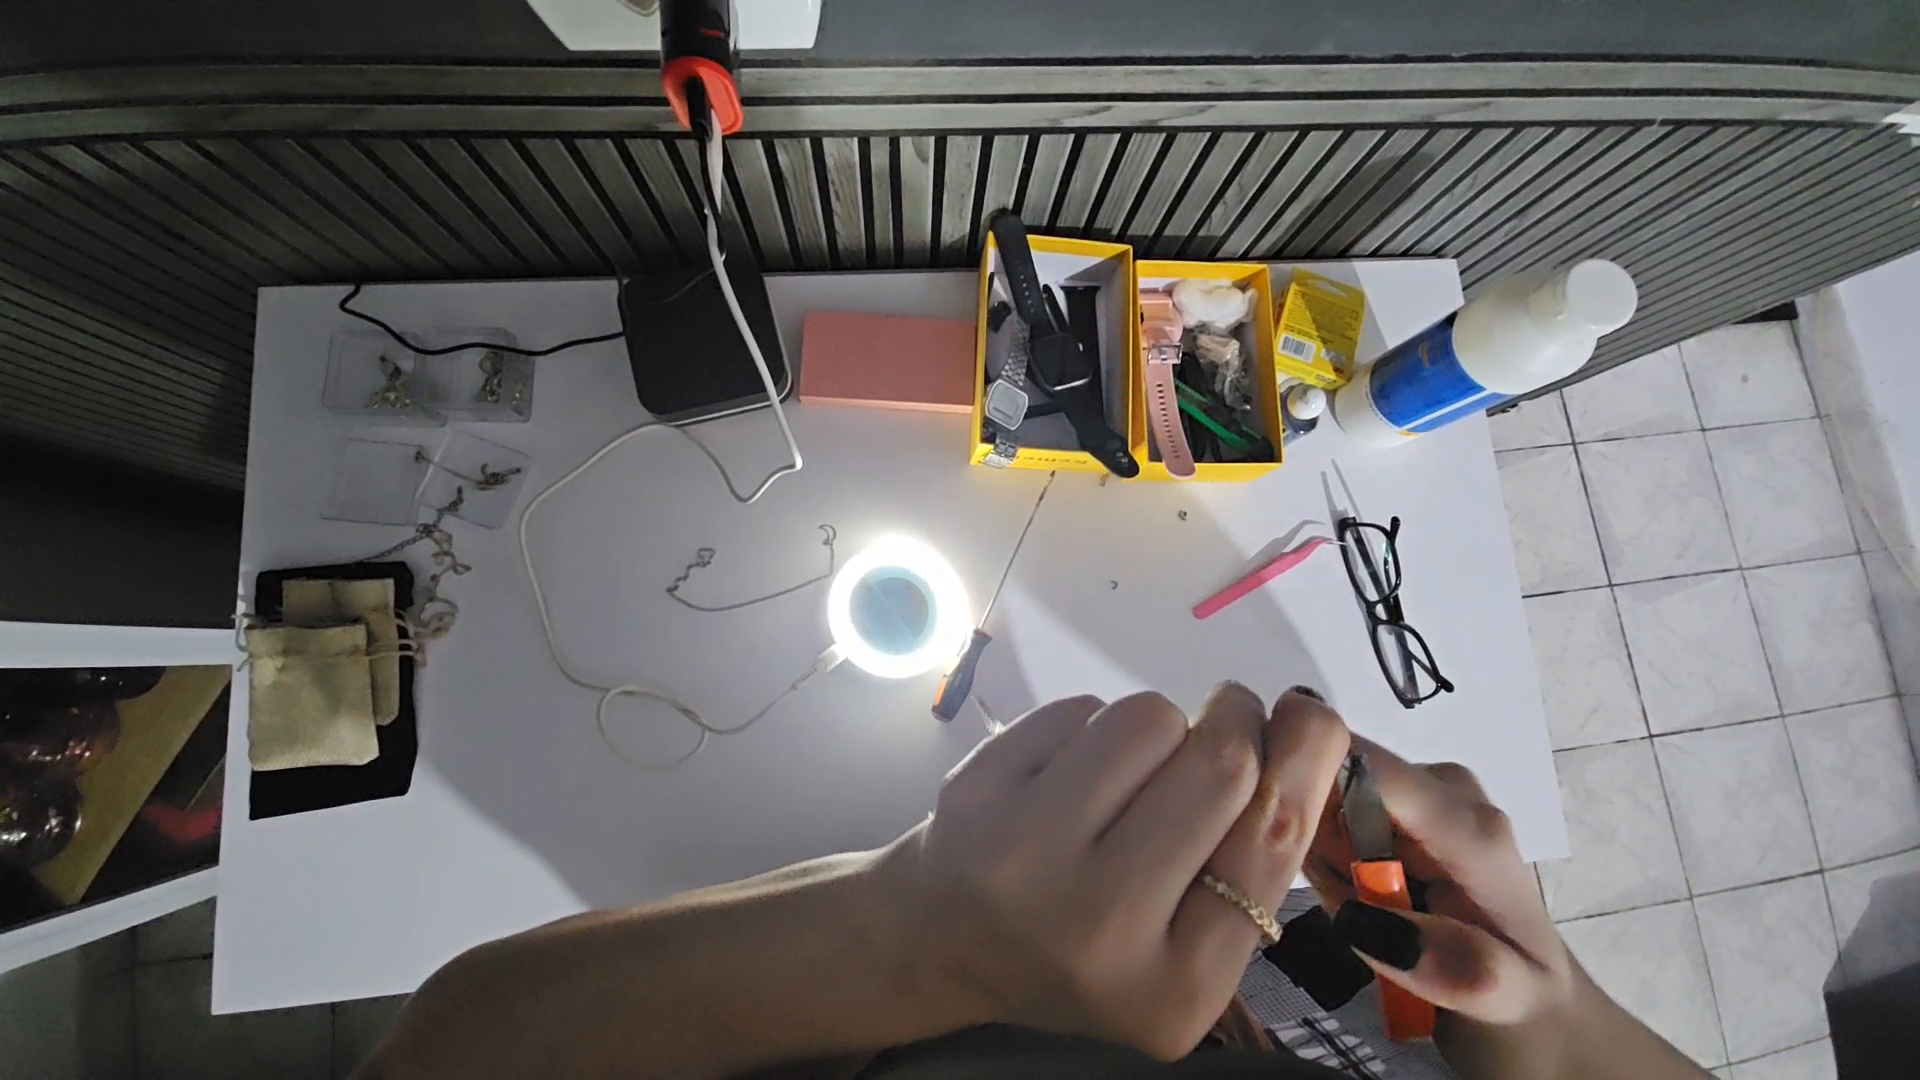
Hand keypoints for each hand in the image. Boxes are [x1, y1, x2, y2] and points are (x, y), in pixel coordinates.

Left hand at [872, 685, 1348, 1059]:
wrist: (941, 938)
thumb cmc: (1078, 946)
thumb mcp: (1177, 951)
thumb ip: (1239, 868)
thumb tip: (1298, 735)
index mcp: (1173, 986)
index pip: (1269, 843)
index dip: (1303, 760)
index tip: (1306, 717)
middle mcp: (1097, 922)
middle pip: (1217, 764)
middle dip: (1236, 719)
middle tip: (1229, 714)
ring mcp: (1023, 849)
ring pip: (1146, 717)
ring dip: (1159, 724)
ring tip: (1133, 764)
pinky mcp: (975, 786)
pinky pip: (1079, 708)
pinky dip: (1092, 724)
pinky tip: (1068, 771)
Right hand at [1302, 735, 1580, 1067]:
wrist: (1534, 995)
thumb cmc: (1519, 998)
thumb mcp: (1504, 1000)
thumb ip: (1454, 965)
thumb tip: (1366, 920)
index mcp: (1467, 824)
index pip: (1361, 764)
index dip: (1302, 777)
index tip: (1268, 829)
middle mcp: (1441, 785)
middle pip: (1328, 772)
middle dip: (1313, 835)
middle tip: (1344, 900)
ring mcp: (1416, 788)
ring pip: (1322, 791)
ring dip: (1322, 848)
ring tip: (1357, 900)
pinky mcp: (1397, 797)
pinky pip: (1330, 805)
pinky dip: (1329, 849)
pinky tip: (1359, 886)